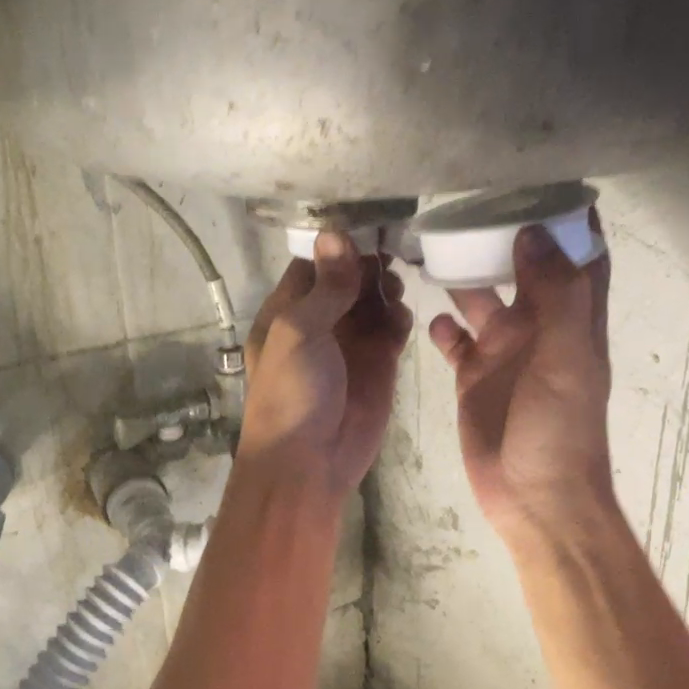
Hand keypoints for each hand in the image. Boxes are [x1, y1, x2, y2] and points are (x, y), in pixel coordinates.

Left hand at [239, 231, 411, 499]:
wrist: (309, 463)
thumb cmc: (291, 393)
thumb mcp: (299, 332)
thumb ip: (325, 286)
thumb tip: (334, 232)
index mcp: (287, 309)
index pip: (314, 263)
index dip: (337, 245)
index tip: (366, 224)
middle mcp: (320, 320)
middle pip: (349, 277)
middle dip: (368, 265)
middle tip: (388, 258)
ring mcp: (352, 342)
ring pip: (374, 299)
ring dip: (386, 289)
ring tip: (394, 290)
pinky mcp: (380, 363)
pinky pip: (393, 327)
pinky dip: (399, 317)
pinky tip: (400, 320)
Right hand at [429, 214, 617, 538]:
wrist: (534, 498)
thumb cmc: (558, 430)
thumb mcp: (567, 360)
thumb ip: (556, 295)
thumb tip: (533, 231)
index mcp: (572, 318)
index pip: (582, 256)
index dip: (570, 220)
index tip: (542, 179)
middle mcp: (540, 326)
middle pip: (525, 268)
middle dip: (504, 235)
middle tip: (466, 200)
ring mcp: (505, 350)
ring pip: (483, 298)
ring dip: (463, 273)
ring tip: (431, 242)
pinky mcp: (473, 376)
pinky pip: (455, 340)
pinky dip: (443, 325)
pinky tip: (424, 311)